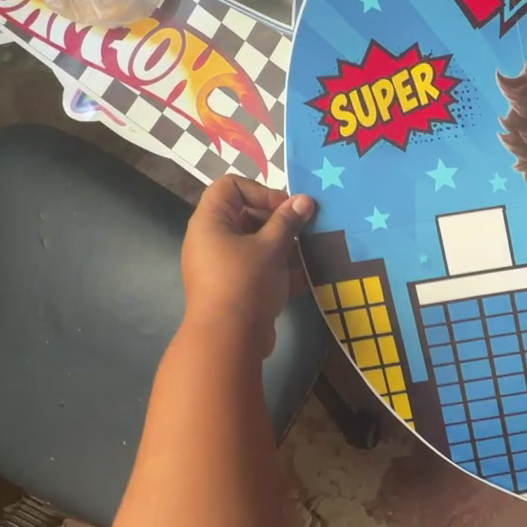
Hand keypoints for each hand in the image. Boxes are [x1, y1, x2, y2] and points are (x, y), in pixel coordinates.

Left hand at [180, 176, 315, 354]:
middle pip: (248, 215)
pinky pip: (262, 270)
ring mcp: (226, 266)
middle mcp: (214, 240)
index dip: (261, 191)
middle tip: (308, 231)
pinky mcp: (239, 288)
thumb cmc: (246, 283)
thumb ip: (288, 222)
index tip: (288, 210)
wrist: (230, 338)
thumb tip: (305, 199)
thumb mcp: (271, 248)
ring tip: (314, 253)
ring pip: (259, 245)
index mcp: (212, 222)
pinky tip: (310, 277)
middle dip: (281, 222)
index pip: (231, 187)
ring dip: (288, 247)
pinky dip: (284, 270)